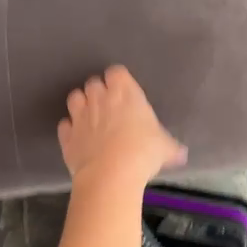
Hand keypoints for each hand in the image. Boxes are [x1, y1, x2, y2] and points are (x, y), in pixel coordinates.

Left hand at [58, 65, 187, 187]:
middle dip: (99, 92)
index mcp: (126, 93)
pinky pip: (65, 125)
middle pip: (94, 82)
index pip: (117, 72)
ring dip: (82, 105)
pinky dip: (71, 129)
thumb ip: (171, 147)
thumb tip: (181, 154)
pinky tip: (79, 138)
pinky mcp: (66, 136)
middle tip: (109, 107)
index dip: (119, 80)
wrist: (110, 175)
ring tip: (91, 118)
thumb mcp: (166, 148)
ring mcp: (80, 116)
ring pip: (75, 97)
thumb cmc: (143, 153)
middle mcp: (100, 98)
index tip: (125, 92)